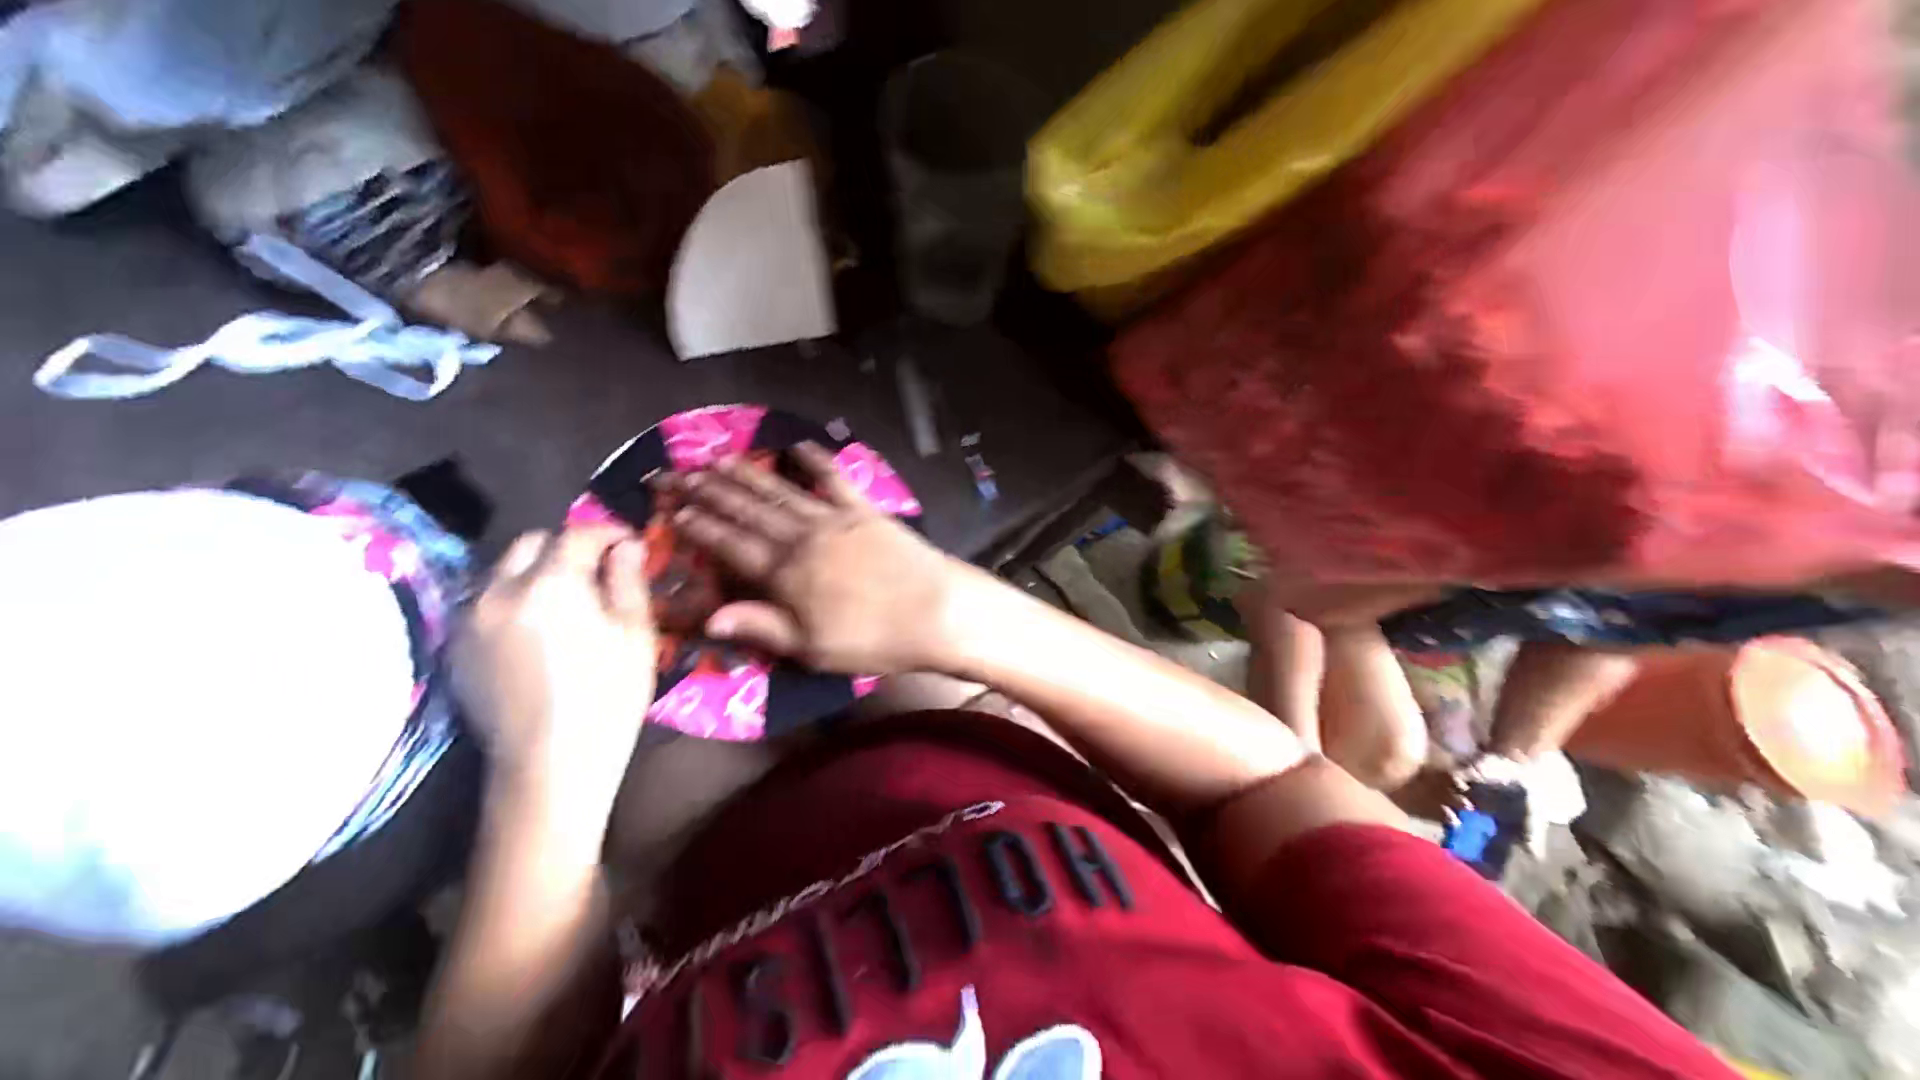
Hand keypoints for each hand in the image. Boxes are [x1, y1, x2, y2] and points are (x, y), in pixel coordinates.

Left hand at [452, 526, 655, 798]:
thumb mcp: (636, 635)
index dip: (607, 532)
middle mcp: (499, 590)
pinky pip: (483, 604)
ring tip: (563, 601)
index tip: (628, 543)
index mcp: (551, 584)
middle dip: (564, 548)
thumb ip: (628, 581)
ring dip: (534, 573)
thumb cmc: (608, 697)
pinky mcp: (454, 648)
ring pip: (502, 572)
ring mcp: (469, 620)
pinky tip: (534, 630)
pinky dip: (510, 602)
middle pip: (530, 544)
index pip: (577, 534)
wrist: (550, 764)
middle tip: (595, 572)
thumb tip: (626, 545)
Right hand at [665, 442, 974, 673]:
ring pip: (781, 492)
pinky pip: (834, 479)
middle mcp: (802, 538)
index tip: (676, 509)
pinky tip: (798, 445)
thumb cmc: (874, 639)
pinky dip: (815, 461)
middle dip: (712, 492)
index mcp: (785, 574)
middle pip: (748, 511)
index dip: (701, 526)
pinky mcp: (865, 510)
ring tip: (719, 459)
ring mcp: (834, 519)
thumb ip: (762, 627)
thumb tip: (709, 617)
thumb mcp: (813, 648)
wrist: (936, 611)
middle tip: (681, 474)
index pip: (731, 545)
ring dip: (748, 475)